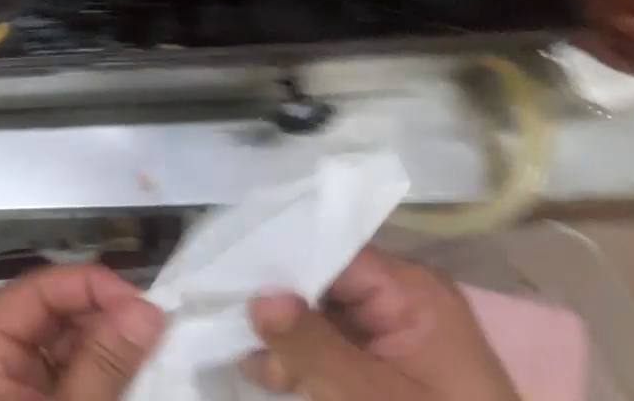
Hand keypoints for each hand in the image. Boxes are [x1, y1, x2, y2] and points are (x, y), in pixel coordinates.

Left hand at [0, 264, 166, 400]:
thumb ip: (104, 364)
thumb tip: (147, 309)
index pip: (37, 291)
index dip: (92, 287)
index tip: (149, 304)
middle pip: (50, 315)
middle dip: (106, 317)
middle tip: (164, 330)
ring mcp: (2, 383)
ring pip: (62, 344)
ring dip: (110, 346)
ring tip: (159, 350)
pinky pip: (64, 375)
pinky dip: (101, 375)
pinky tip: (138, 376)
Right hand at [242, 247, 519, 400]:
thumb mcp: (370, 399)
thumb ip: (312, 345)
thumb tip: (256, 297)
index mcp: (410, 290)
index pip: (327, 249)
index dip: (273, 259)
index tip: (223, 272)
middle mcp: (402, 300)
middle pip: (318, 282)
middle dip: (273, 308)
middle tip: (227, 327)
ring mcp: (395, 337)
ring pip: (318, 318)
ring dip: (282, 342)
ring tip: (247, 362)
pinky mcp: (387, 371)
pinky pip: (332, 348)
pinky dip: (301, 362)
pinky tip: (270, 377)